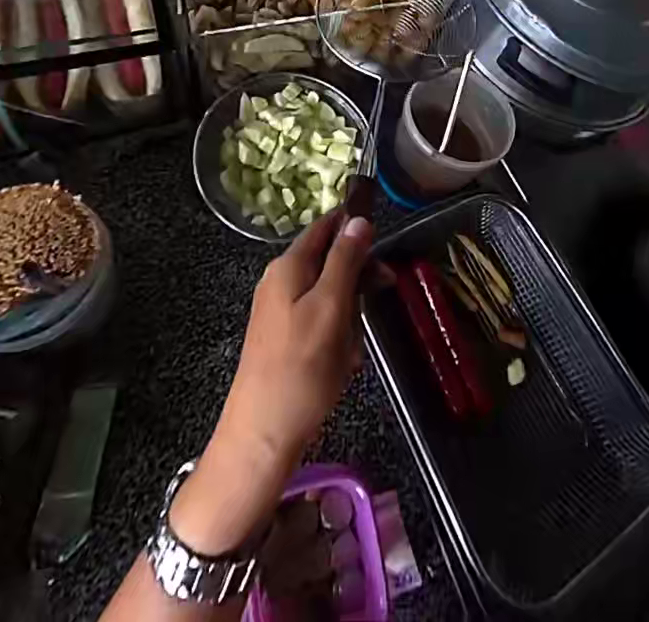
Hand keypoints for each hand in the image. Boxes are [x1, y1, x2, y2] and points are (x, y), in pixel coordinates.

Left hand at [168, 213, 372, 553]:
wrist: (265, 429)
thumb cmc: (302, 368)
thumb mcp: (330, 307)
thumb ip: (345, 261)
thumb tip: (358, 219)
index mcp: (288, 266)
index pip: (324, 228)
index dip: (354, 230)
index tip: (383, 248)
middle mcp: (280, 280)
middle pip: (330, 263)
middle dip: (356, 287)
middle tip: (370, 311)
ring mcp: (281, 309)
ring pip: (331, 297)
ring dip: (350, 320)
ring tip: (349, 351)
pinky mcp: (287, 336)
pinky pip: (323, 323)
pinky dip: (339, 340)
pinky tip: (341, 365)